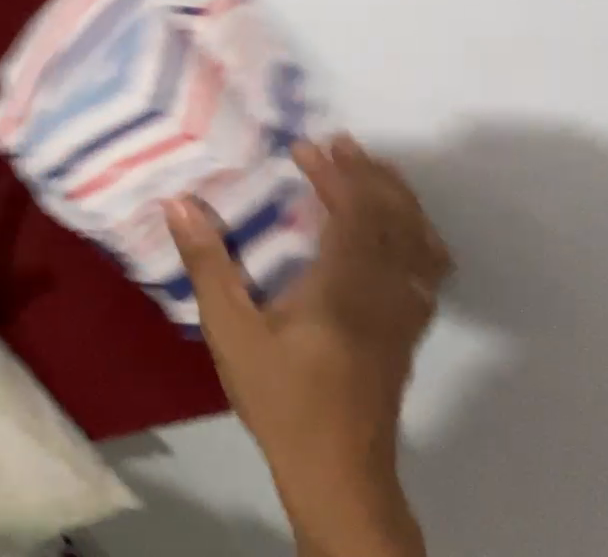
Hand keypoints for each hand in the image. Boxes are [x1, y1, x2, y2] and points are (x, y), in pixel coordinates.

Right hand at [166, 135, 450, 554]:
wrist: (336, 464)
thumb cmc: (277, 394)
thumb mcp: (229, 330)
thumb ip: (208, 264)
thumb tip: (179, 203)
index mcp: (344, 290)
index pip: (354, 217)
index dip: (337, 176)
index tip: (308, 147)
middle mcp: (386, 294)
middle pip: (397, 222)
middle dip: (370, 177)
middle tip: (339, 144)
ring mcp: (405, 314)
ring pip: (420, 244)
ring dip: (398, 201)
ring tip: (370, 173)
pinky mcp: (408, 331)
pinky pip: (427, 269)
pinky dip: (415, 235)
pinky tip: (394, 232)